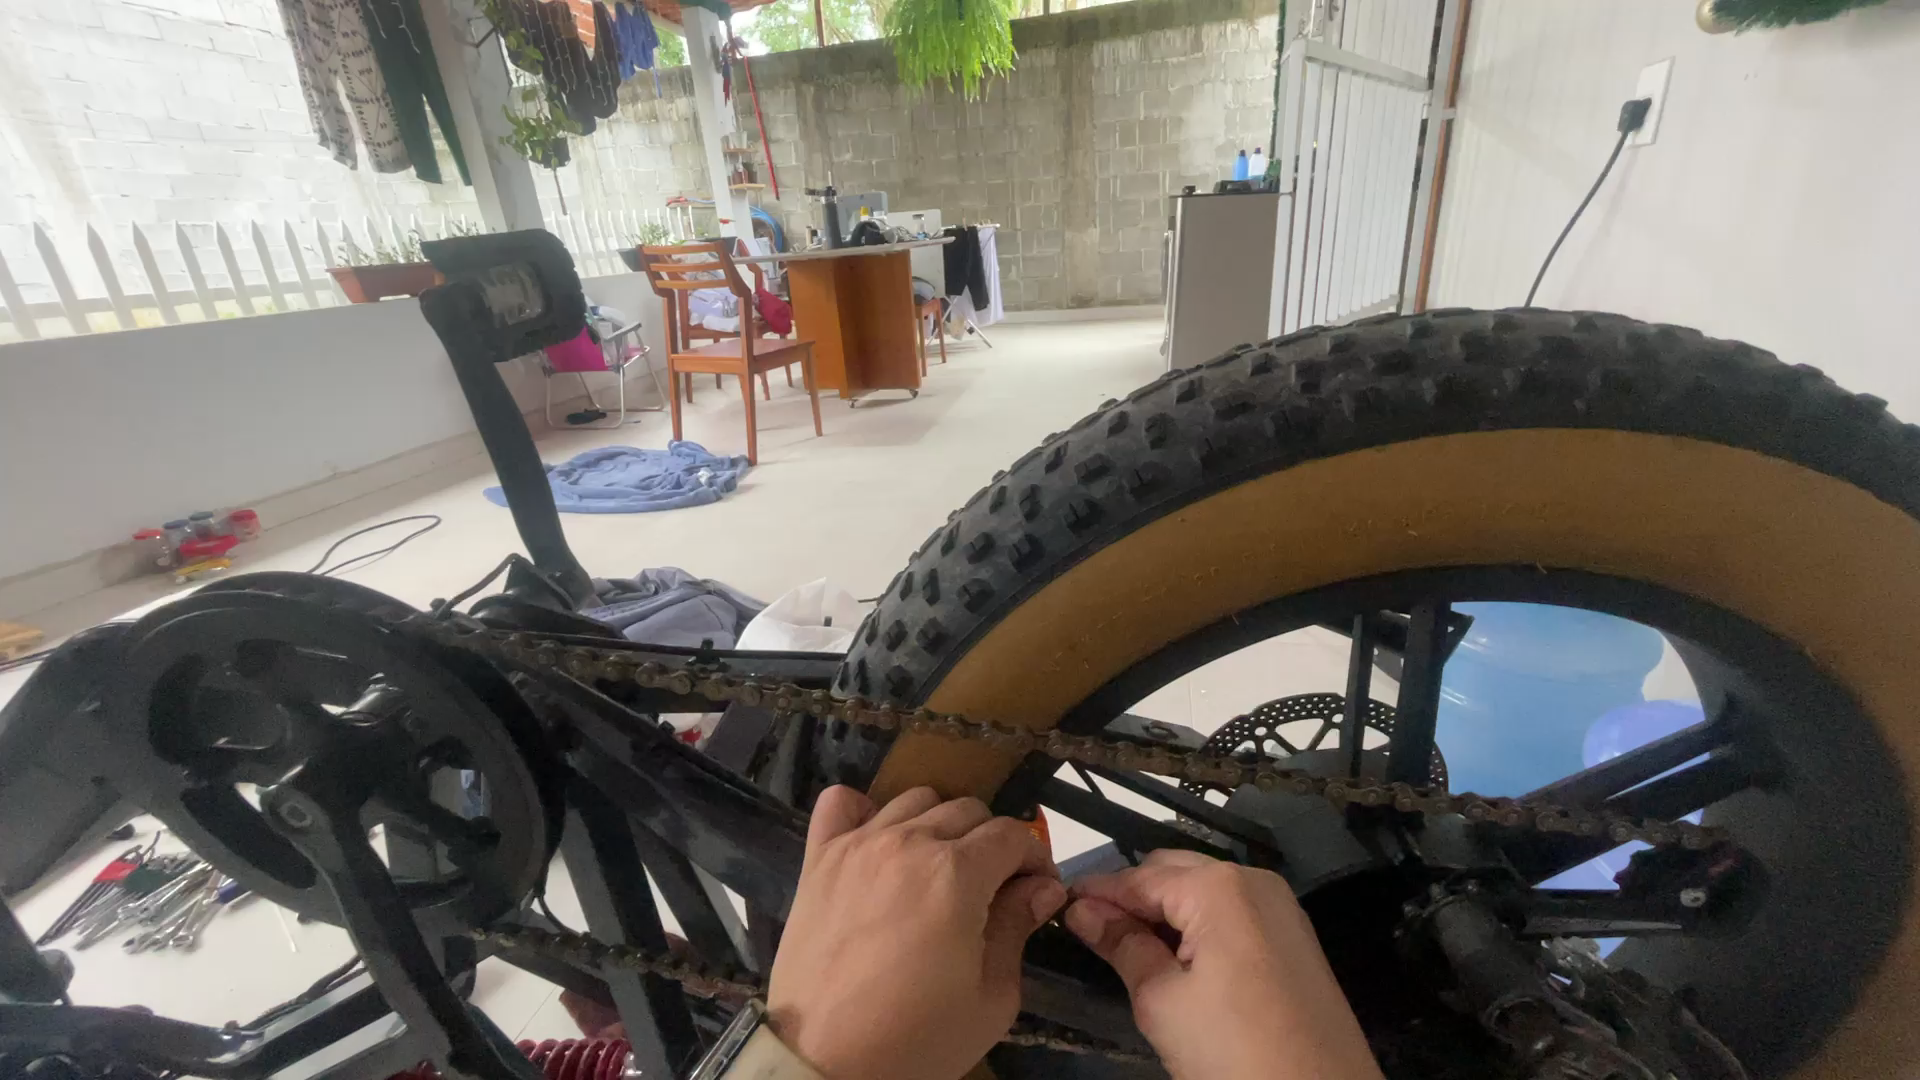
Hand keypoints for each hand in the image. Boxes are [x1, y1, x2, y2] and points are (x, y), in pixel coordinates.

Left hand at [767, 785, 1066, 1079]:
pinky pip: (840, 802)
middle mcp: (910, 842)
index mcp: (957, 874)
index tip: (1035, 889)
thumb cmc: (915, 1041)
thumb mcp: (990, 999)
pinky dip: (861, 809)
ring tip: (935, 866)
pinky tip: (874, 839)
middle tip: (989, 887)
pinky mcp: (819, 856)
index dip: (1033, 858)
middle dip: (991, 842)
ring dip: (937, 825)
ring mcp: (860, 843)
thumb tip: (1043, 887)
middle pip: (968, 809)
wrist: (822, 1066)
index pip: (1011, 834)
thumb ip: (1017, 928)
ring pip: (916, 799)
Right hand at [1065, 849, 1382, 1079]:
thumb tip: (1080, 911)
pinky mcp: (1294, 938)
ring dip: (1164, 910)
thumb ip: (1120, 945)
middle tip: (1093, 929)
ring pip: (1202, 890)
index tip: (1060, 904)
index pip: (1139, 878)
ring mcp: (1279, 907)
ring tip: (1129, 945)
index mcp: (1218, 887)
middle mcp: (1251, 880)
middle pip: (1172, 873)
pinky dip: (1198, 924)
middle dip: (1132, 897)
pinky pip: (1232, 911)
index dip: (1098, 892)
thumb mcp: (1162, 1003)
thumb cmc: (1236, 1058)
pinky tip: (1176, 956)